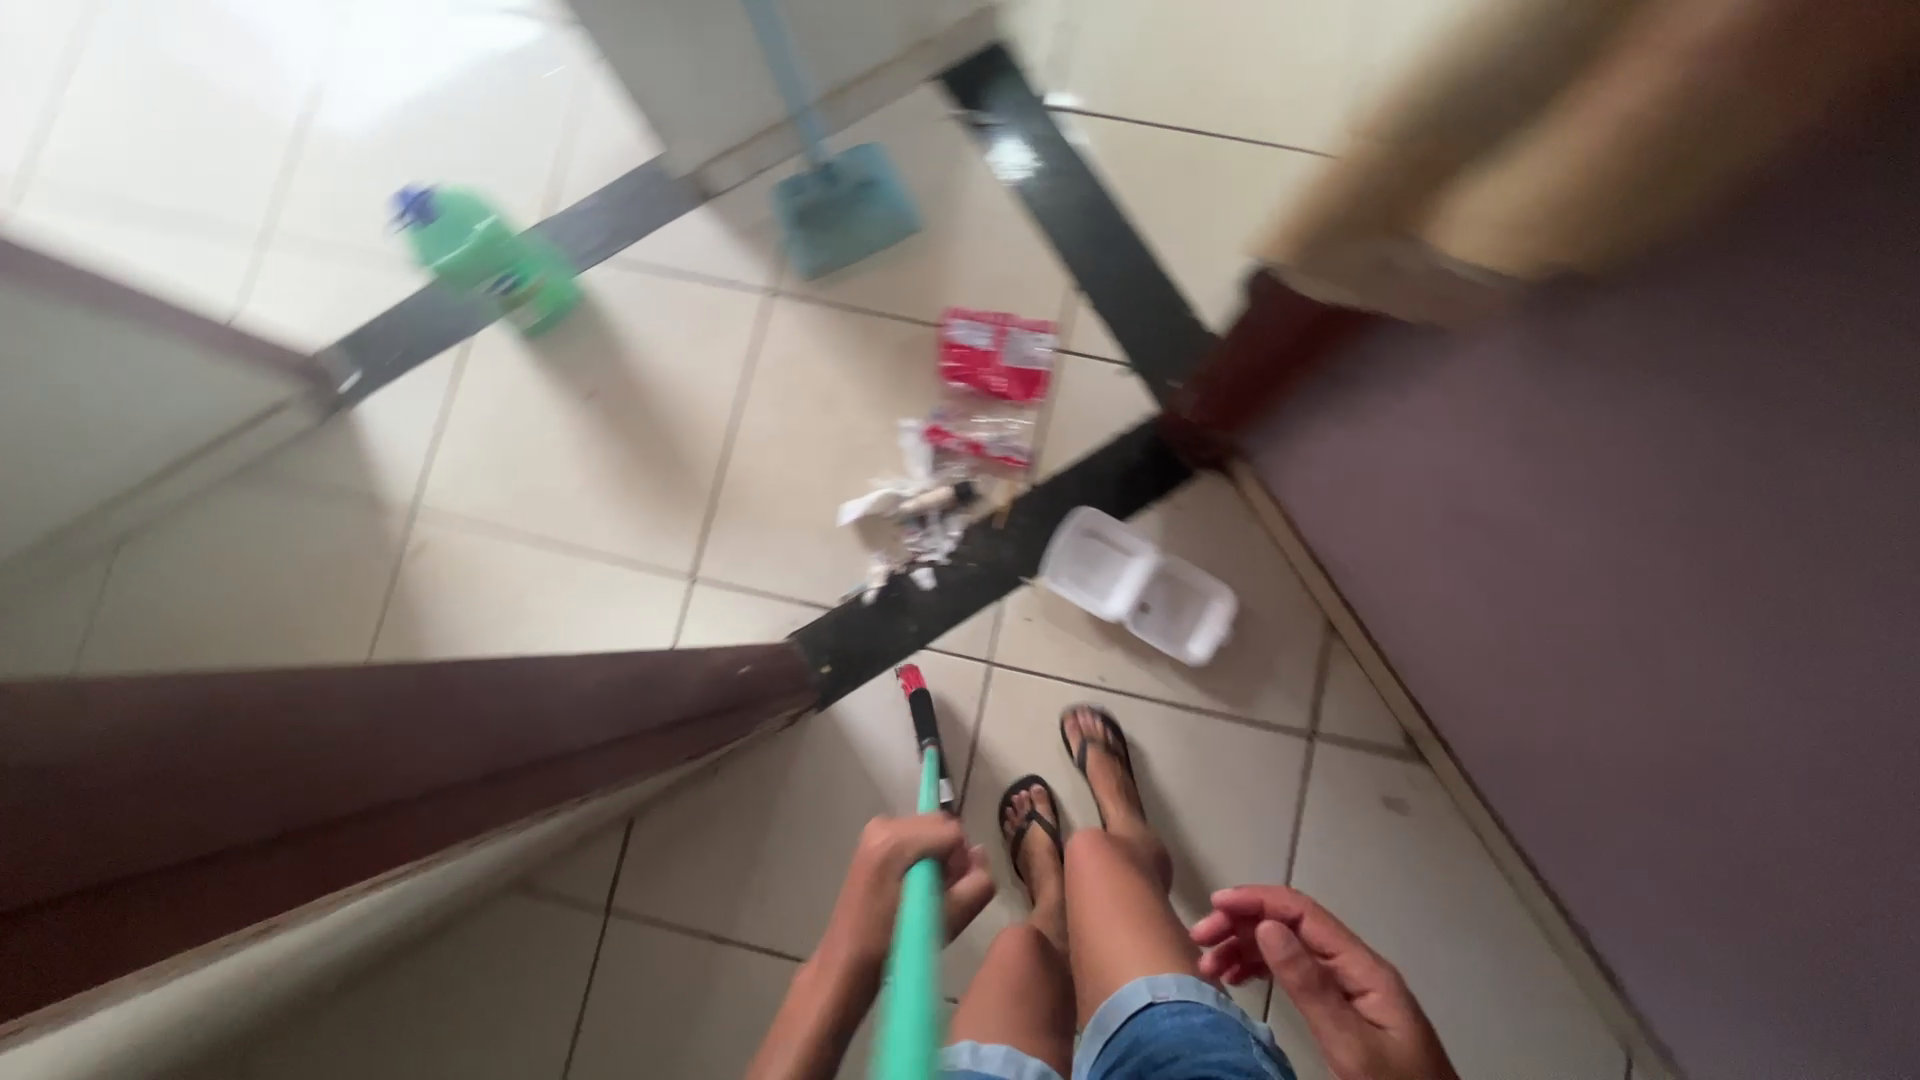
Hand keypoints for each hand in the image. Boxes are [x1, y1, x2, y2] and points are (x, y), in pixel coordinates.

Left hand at [817, 814, 995, 975]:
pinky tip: (913, 882)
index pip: (953, 832)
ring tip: (926, 889)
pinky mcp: (873, 838)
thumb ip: (976, 885)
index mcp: (895, 841)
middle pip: (941, 824)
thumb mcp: (946, 919)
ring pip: (929, 828)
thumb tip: (982, 853)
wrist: (847, 958)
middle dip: (950, 854)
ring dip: (937, 853)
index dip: (961, 860)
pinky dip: (922, 852)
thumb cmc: (894, 943)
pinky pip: (914, 834)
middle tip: (942, 890)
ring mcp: (876, 828)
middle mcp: (883, 824)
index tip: (952, 889)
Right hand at [1191, 885, 1458, 1079]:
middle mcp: (1355, 968)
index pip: (1302, 912)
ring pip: (1287, 947)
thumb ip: (1310, 986)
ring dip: (1244, 947)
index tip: (1214, 906)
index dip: (1255, 900)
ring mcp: (1349, 988)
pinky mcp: (1343, 1009)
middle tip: (1200, 941)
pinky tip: (1236, 978)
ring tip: (1209, 965)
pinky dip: (1259, 968)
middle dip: (1241, 924)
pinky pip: (1294, 972)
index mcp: (1363, 968)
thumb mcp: (1351, 1046)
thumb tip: (1267, 925)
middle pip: (1290, 925)